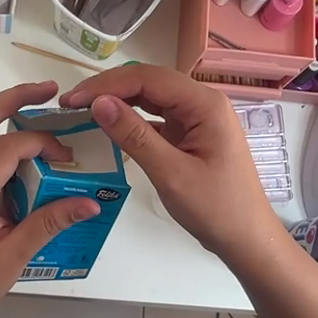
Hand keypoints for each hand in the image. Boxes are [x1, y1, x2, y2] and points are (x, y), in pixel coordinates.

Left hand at [0, 81, 101, 317]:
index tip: (66, 157)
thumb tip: (90, 202)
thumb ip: (50, 223)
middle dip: (15, 98)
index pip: (7, 148)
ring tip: (39, 104)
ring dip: (6, 113)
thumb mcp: (15, 255)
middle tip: (50, 89)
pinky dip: (1, 137)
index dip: (41, 143)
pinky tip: (27, 145)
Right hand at [62, 65, 277, 257]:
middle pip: (149, 83)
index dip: (107, 85)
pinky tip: (109, 127)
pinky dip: (131, 120)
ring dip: (118, 102)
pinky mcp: (190, 136)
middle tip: (70, 105)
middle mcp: (202, 104)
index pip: (148, 78)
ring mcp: (197, 119)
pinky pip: (156, 118)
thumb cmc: (216, 208)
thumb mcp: (171, 173)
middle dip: (109, 90)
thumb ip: (134, 136)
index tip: (73, 99)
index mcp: (205, 104)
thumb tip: (99, 104)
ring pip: (151, 99)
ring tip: (82, 111)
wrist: (246, 238)